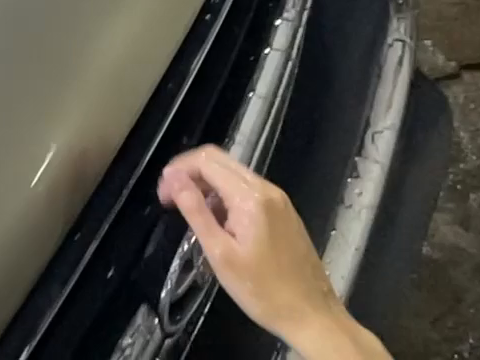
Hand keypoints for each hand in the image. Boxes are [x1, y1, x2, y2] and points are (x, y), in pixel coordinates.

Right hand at [157, 145, 389, 359]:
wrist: (315, 319)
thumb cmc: (264, 291)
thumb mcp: (220, 254)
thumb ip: (194, 210)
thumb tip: (173, 176)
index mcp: (250, 197)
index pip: (205, 161)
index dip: (178, 170)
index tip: (163, 195)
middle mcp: (266, 189)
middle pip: (218, 159)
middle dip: (189, 172)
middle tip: (171, 198)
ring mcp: (278, 199)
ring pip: (232, 171)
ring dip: (206, 182)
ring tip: (192, 211)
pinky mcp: (284, 211)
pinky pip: (246, 187)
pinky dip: (224, 193)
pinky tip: (219, 220)